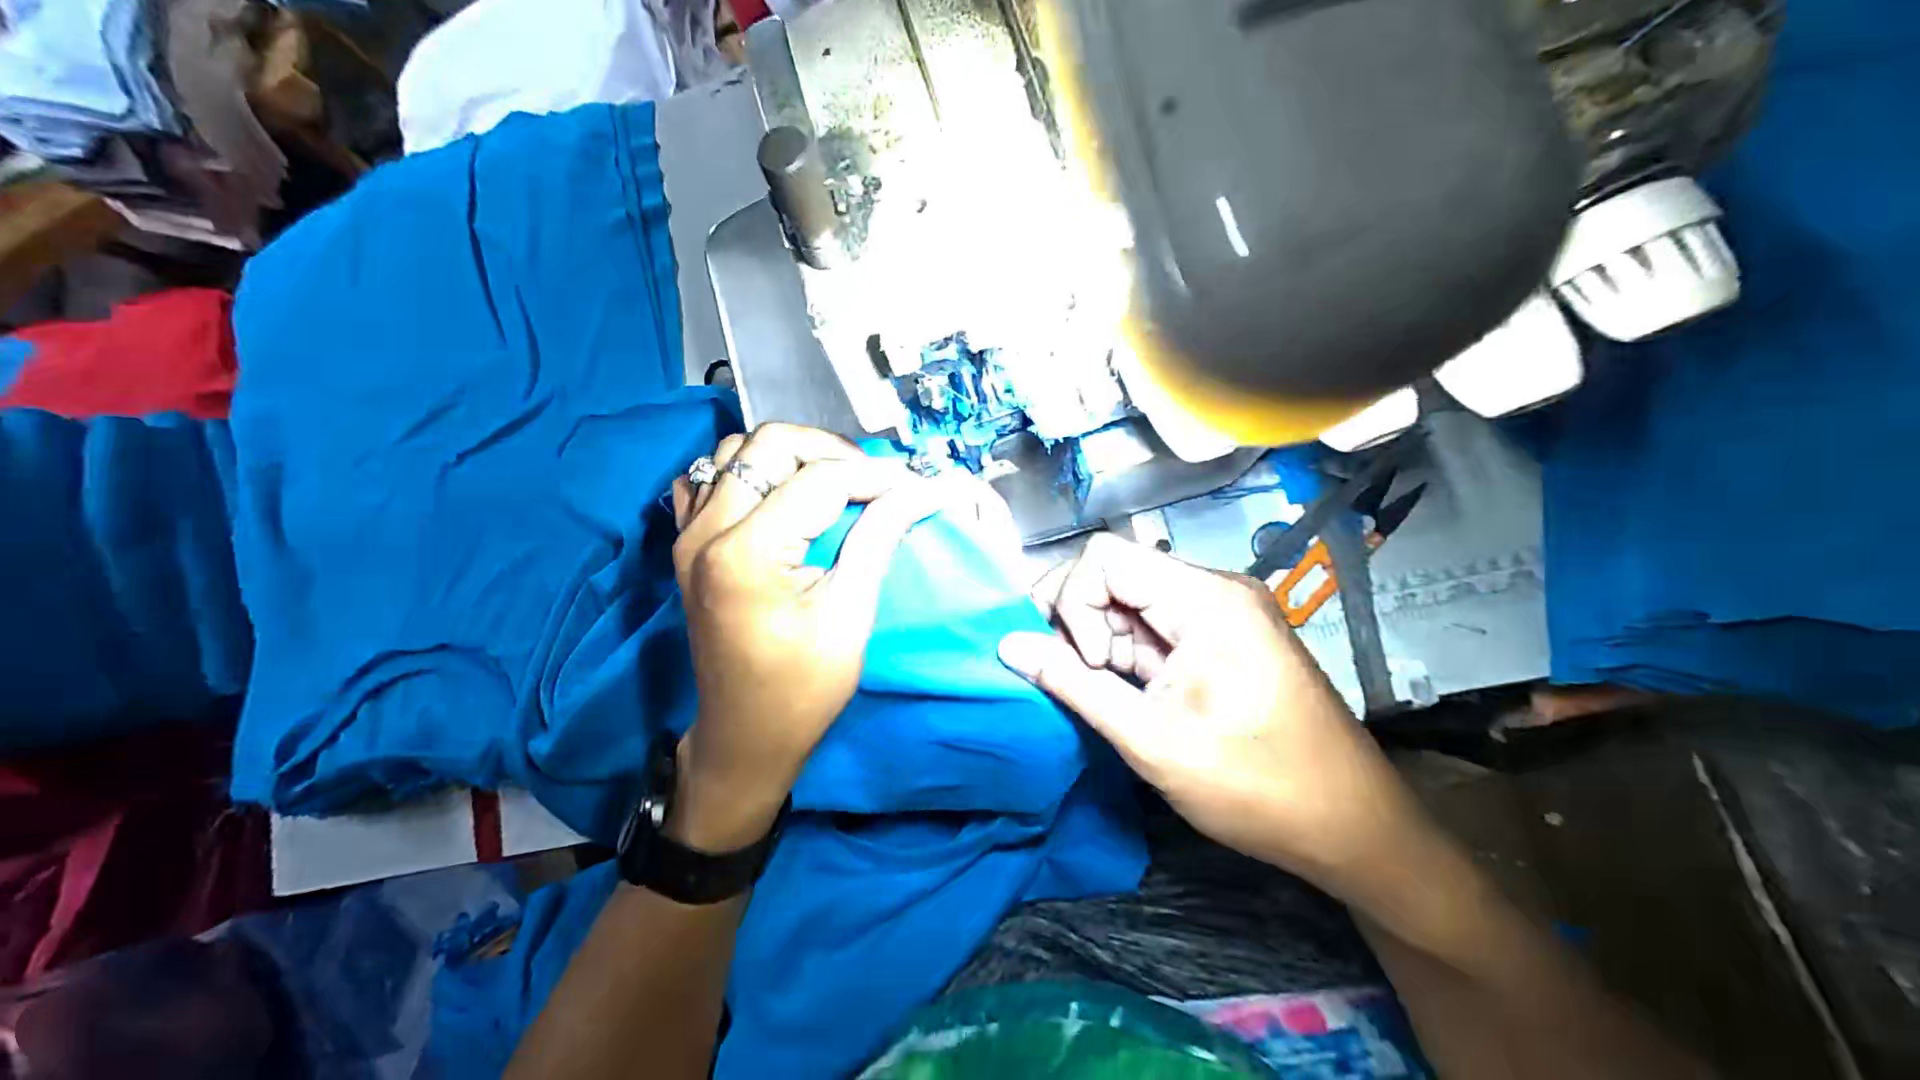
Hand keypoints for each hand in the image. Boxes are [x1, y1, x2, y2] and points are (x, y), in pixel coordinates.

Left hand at [668, 424, 948, 851]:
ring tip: (833, 482)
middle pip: (769, 444)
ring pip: (736, 452)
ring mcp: (687, 535)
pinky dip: (747, 473)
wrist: (744, 736)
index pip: (819, 481)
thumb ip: (878, 538)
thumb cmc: (802, 689)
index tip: (915, 485)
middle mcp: (706, 530)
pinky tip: (778, 496)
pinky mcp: (686, 545)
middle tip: (873, 479)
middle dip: (829, 450)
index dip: (874, 476)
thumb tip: (921, 489)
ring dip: (789, 456)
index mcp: (746, 552)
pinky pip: (709, 480)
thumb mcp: (850, 615)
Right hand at [998, 534, 1434, 898]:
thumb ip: (1074, 684)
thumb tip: (1007, 644)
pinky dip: (1123, 654)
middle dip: (1079, 622)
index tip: (1087, 666)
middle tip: (1078, 679)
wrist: (1351, 827)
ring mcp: (1218, 614)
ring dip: (1098, 641)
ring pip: (1128, 602)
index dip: (1073, 602)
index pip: (1104, 557)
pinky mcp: (1218, 639)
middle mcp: (1213, 590)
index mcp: (1206, 600)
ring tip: (1101, 694)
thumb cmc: (1256, 787)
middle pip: (1114, 574)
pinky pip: (1151, 627)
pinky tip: (1121, 692)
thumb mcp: (1152, 740)